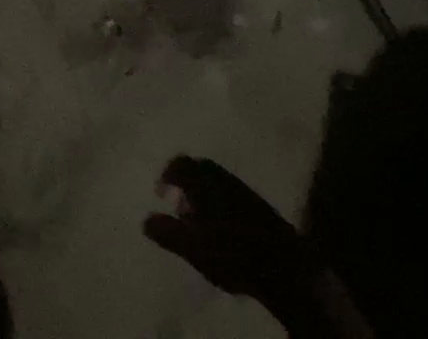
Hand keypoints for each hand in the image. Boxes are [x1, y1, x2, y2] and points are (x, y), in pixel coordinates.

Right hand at [142, 156, 318, 302]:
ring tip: (196, 221)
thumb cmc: (232, 253)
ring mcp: (242, 189)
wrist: (282, 264)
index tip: (161, 194)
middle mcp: (224, 178)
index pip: (181, 163)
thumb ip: (167, 232)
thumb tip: (146, 220)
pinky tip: (219, 228)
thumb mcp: (192, 247)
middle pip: (199, 167)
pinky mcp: (257, 204)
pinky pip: (229, 192)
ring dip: (201, 193)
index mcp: (205, 182)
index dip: (167, 174)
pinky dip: (217, 201)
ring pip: (215, 180)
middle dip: (184, 182)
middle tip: (177, 206)